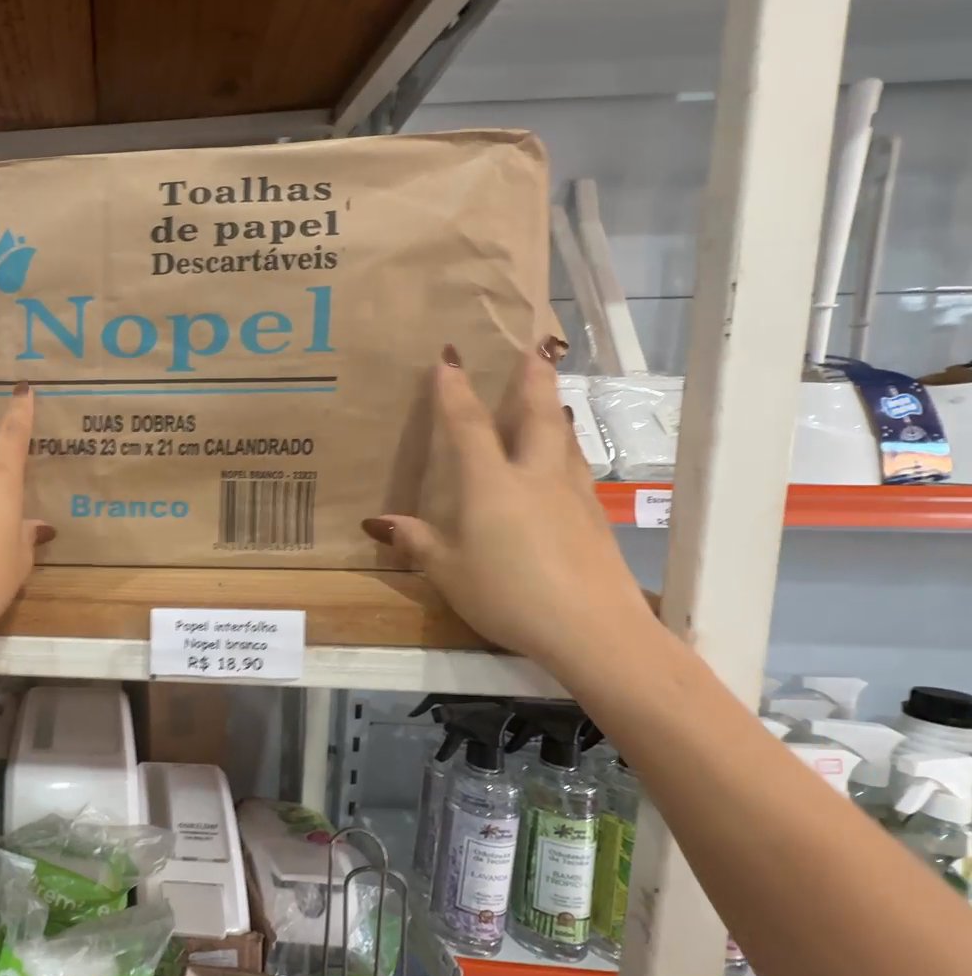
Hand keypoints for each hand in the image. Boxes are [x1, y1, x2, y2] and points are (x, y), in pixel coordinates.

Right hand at [363, 345, 658, 674]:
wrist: (594, 628)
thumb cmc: (508, 595)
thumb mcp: (448, 572)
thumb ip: (418, 542)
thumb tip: (380, 523)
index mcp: (491, 485)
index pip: (469, 426)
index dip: (455, 391)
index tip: (450, 357)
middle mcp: (535, 477)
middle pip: (537, 415)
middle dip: (532, 378)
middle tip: (536, 347)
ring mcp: (572, 495)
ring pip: (564, 439)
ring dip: (555, 410)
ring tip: (551, 396)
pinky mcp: (595, 518)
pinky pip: (576, 468)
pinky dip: (566, 450)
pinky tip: (564, 461)